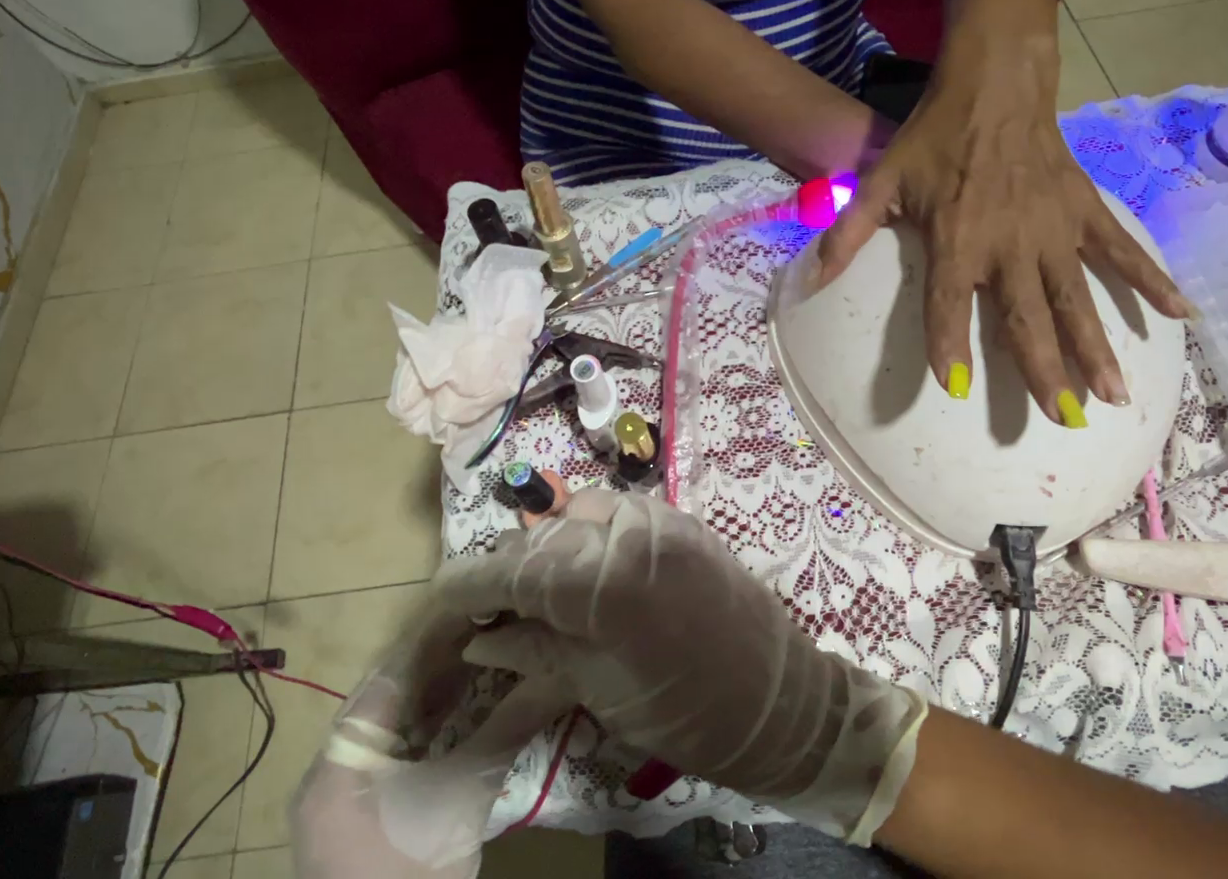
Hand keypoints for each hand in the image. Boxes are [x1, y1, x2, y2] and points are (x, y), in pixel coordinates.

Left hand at [291, 606, 567, 877]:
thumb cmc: (416, 870)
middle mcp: (330, 767)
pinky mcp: (360, 815)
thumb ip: (506, 729)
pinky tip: (466, 710)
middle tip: (492, 628)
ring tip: (486, 658)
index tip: (479, 606)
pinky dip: (430, 730)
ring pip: (393, 724)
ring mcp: (342, 795)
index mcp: (340, 756)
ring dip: (438, 694)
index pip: (390, 674)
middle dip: (442, 663)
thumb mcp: (464, 796)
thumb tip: (558, 675)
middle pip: (390, 696)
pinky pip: (395, 754)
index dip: (437, 638)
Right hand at [433, 489, 927, 844]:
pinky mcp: (681, 518)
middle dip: (507, 573)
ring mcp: (661, 517)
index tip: (442, 604)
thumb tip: (477, 640)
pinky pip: (616, 512)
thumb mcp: (600, 690)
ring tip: (541, 596)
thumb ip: (534, 650)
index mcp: (606, 581)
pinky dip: (588, 537)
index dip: (468, 587)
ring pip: (575, 515)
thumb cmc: (689, 714)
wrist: (785, 703)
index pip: (513, 570)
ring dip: (549, 550)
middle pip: (540, 538)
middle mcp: (631, 529)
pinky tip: (586, 574)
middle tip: (488, 615)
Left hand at [816, 27, 1192, 425]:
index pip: (948, 305)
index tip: (957, 388)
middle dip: (1043, 371)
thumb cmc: (932, 139)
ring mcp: (1054, 230)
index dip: (948, 345)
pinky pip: (1122, 252)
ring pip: (1078, 299)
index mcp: (957, 241)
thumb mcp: (881, 182)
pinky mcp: (1085, 211)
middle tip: (1062, 419)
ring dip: (1096, 347)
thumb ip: (848, 233)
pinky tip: (1178, 314)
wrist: (995, 86)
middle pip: (1026, 318)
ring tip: (1113, 395)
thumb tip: (810, 277)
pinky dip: (1150, 281)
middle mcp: (1009, 245)